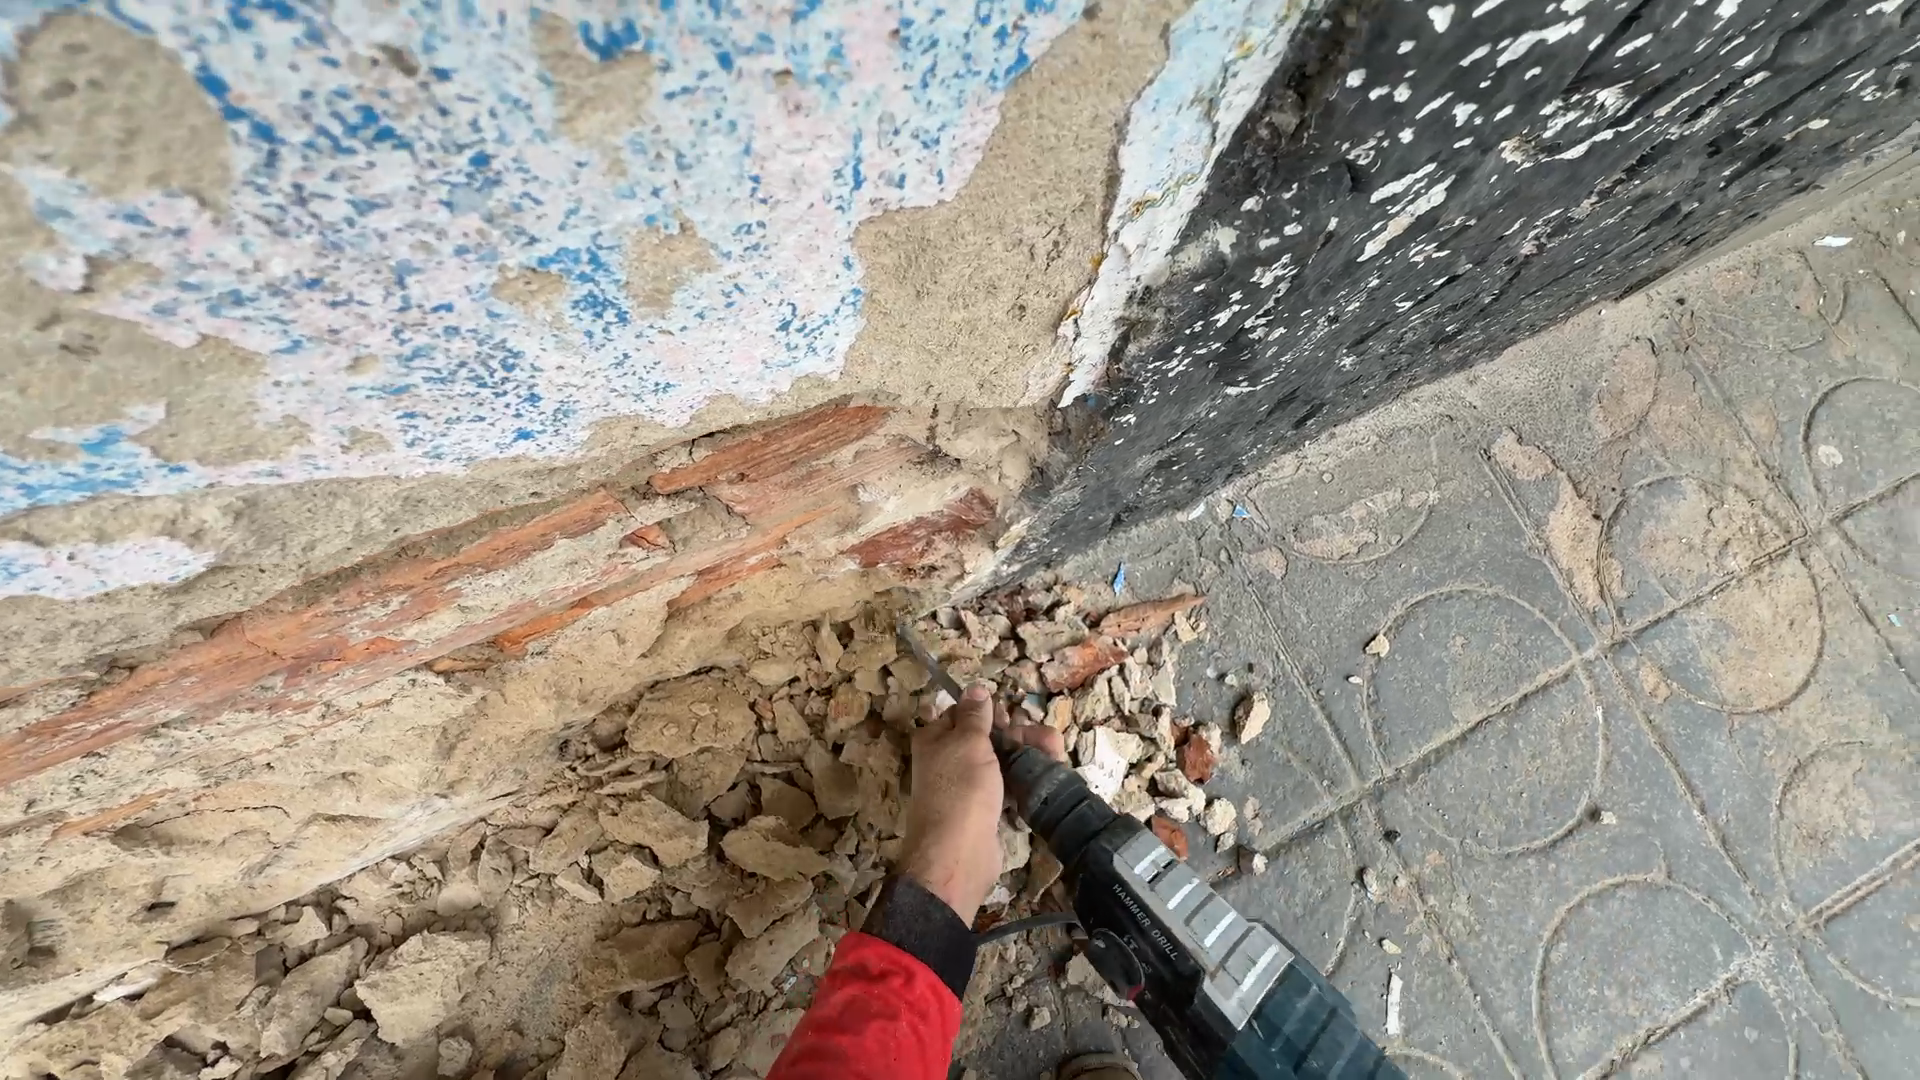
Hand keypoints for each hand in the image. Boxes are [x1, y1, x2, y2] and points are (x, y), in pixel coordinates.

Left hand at [899, 683, 1066, 924]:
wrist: (957, 855)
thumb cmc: (960, 789)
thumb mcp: (968, 742)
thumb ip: (975, 715)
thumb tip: (975, 688)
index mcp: (935, 739)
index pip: (963, 714)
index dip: (989, 713)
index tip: (1010, 717)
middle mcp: (948, 760)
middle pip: (988, 738)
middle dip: (1020, 736)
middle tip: (1049, 739)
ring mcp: (966, 787)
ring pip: (1001, 763)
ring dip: (1030, 757)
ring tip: (1057, 755)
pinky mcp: (984, 810)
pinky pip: (1007, 788)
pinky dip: (1025, 782)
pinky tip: (1048, 778)